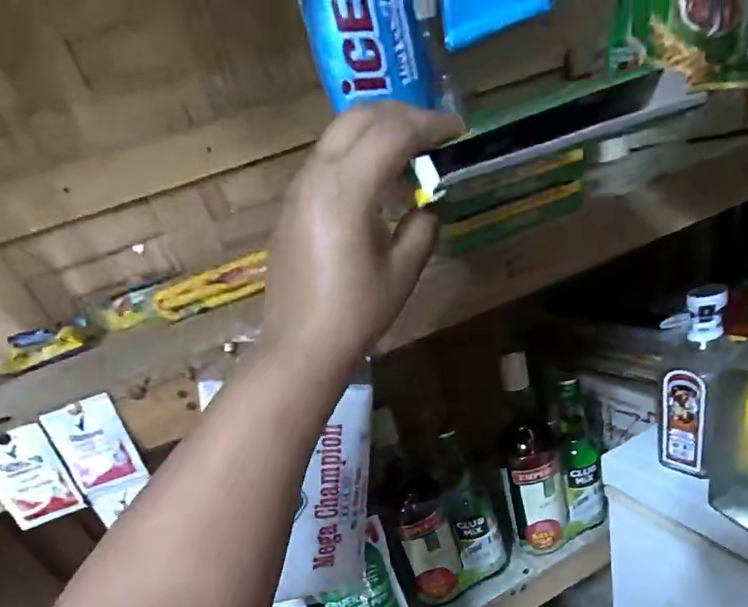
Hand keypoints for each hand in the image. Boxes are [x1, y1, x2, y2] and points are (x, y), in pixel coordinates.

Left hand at [261, 103, 464, 367]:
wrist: (301, 349)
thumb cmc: (355, 316)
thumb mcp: (402, 274)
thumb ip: (421, 230)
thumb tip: (426, 208)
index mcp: (347, 190)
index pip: (393, 132)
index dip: (431, 124)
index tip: (458, 131)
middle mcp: (316, 177)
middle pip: (359, 118)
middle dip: (400, 116)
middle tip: (432, 135)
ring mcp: (297, 192)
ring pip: (337, 137)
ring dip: (374, 135)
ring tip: (405, 158)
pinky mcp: (290, 210)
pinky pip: (324, 164)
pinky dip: (353, 159)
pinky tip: (373, 188)